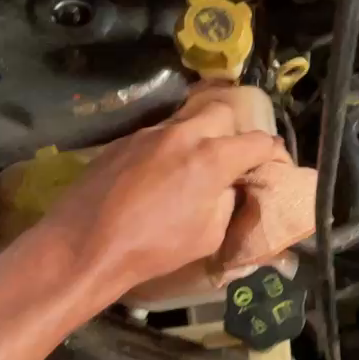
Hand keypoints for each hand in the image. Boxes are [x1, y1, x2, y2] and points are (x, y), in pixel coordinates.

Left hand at [16, 100, 285, 310]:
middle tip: (233, 157)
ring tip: (196, 165)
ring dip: (200, 136)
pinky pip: (159, 135)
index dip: (274, 153)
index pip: (259, 141)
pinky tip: (160, 176)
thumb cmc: (153, 248)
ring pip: (187, 120)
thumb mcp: (209, 234)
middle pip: (222, 111)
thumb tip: (230, 187)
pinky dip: (171, 148)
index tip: (275, 166)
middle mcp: (184, 134)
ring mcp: (149, 133)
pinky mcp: (123, 140)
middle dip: (235, 130)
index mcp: (212, 158)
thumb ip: (228, 201)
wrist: (83, 246)